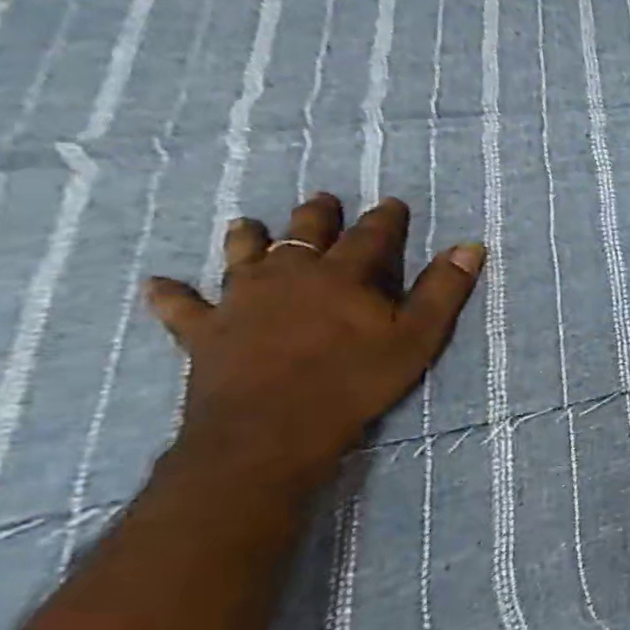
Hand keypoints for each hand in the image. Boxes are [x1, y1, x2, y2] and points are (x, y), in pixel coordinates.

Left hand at [146, 193, 483, 488]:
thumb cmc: (354, 381)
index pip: (370, 234)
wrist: (271, 429)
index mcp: (343, 275)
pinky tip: (158, 284)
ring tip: (247, 224)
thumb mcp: (417, 338)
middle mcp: (290, 275)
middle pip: (303, 233)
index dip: (384, 217)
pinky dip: (171, 295)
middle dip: (317, 214)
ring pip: (242, 256)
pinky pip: (182, 307)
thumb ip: (443, 290)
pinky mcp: (205, 331)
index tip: (392, 203)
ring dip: (247, 237)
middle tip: (322, 200)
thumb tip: (470, 246)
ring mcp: (242, 300)